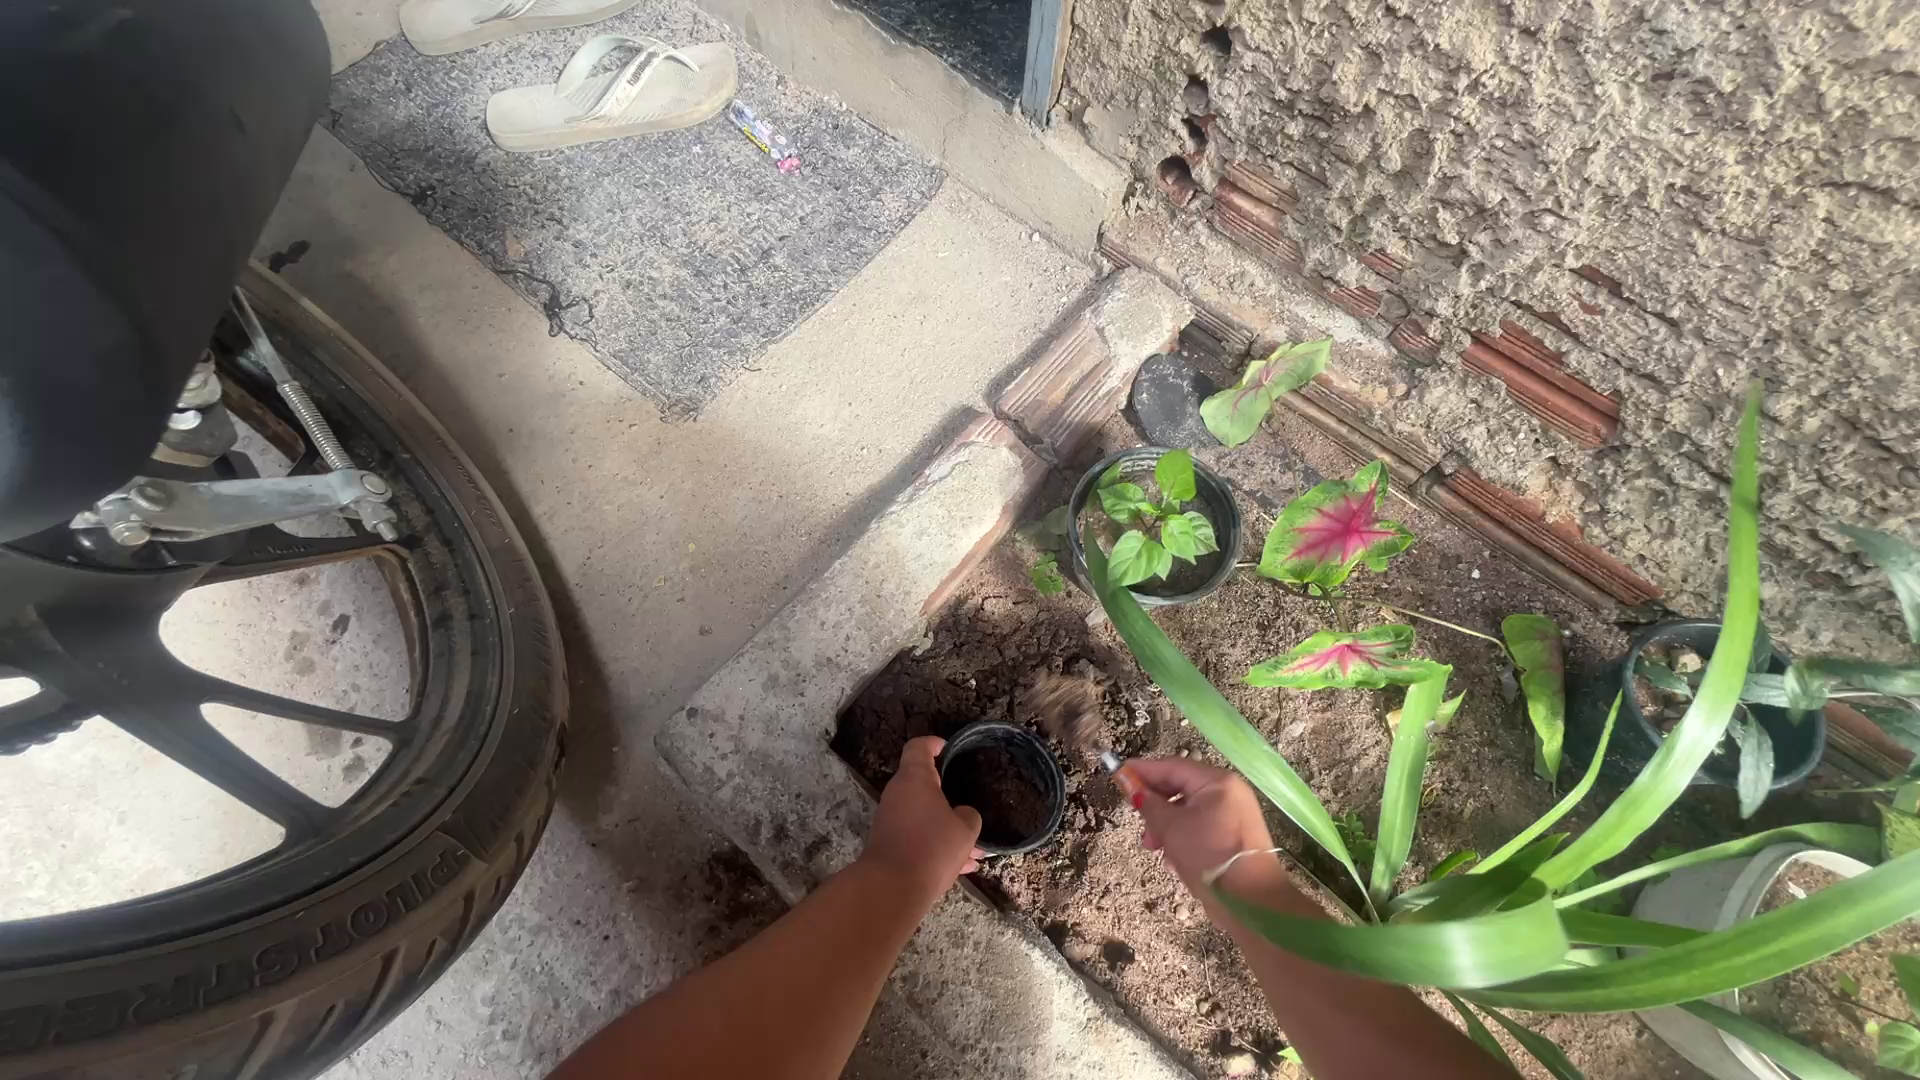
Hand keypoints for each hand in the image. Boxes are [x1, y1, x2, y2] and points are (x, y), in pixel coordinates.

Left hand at [861, 736, 983, 899]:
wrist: (891, 887)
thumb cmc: (931, 847)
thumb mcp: (964, 830)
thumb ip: (968, 816)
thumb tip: (961, 815)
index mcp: (914, 779)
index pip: (919, 747)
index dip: (934, 744)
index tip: (948, 749)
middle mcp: (898, 794)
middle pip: (923, 785)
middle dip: (948, 799)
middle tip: (968, 811)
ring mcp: (890, 820)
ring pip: (924, 817)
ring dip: (946, 829)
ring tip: (973, 852)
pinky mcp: (888, 844)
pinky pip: (917, 838)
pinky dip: (936, 847)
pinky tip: (960, 868)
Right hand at [1130, 758, 1276, 888]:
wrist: (1252, 904)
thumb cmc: (1209, 857)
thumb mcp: (1171, 828)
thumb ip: (1148, 804)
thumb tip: (1132, 788)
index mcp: (1216, 782)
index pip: (1172, 767)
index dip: (1143, 771)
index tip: (1119, 773)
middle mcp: (1228, 792)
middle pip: (1180, 788)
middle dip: (1155, 806)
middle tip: (1138, 821)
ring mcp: (1234, 815)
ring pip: (1188, 810)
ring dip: (1166, 826)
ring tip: (1154, 848)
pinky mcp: (1235, 837)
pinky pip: (1201, 827)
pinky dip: (1183, 837)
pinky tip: (1173, 858)